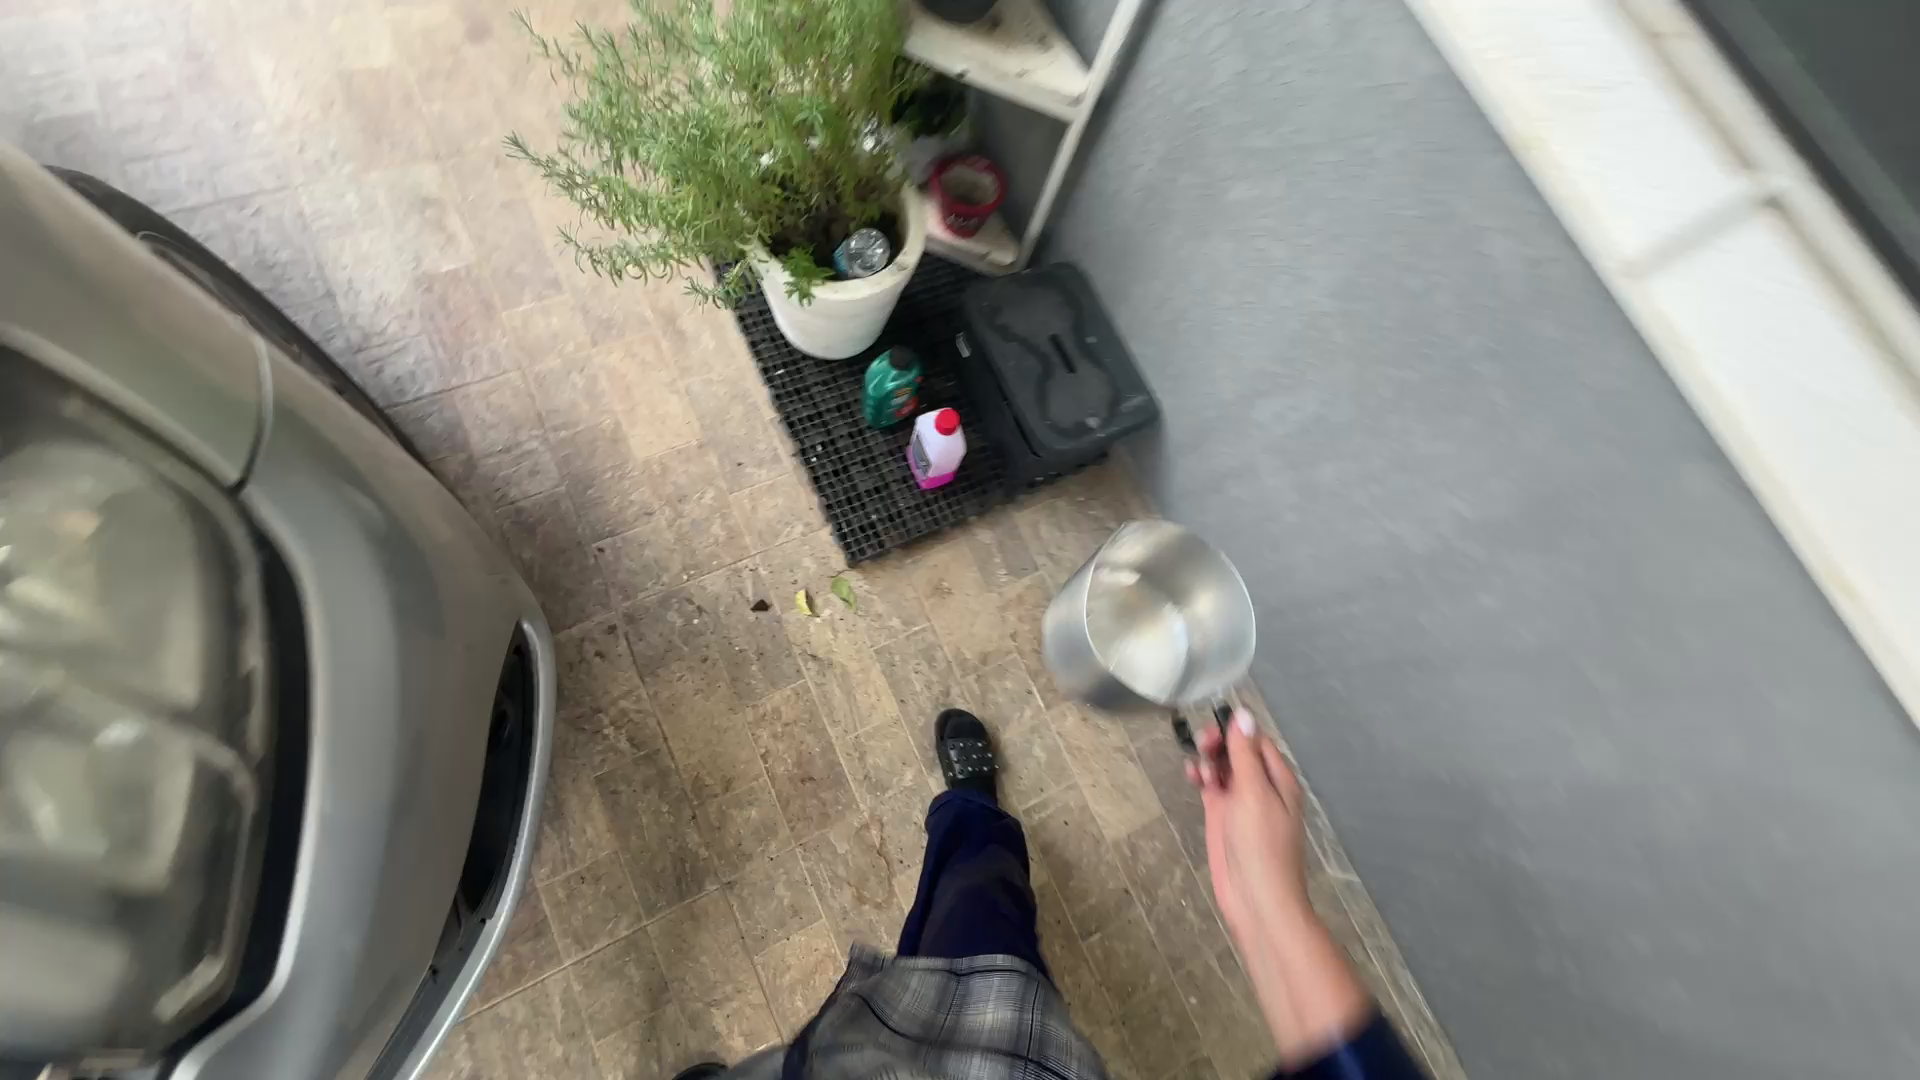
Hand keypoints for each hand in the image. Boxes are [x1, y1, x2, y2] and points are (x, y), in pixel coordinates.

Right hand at [1184, 708, 1309, 938]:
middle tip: (1202, 745)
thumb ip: (1245, 754)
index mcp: (1278, 779)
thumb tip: (1243, 714)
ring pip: (1222, 765)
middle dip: (1219, 743)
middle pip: (1237, 750)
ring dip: (1208, 759)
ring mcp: (1240, 800)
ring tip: (1199, 769)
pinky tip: (1193, 775)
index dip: (1236, 730)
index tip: (1214, 727)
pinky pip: (1211, 785)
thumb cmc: (1260, 844)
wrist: (1256, 898)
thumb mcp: (1254, 793)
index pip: (1257, 740)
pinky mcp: (1222, 815)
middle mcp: (1261, 785)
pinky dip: (1201, 776)